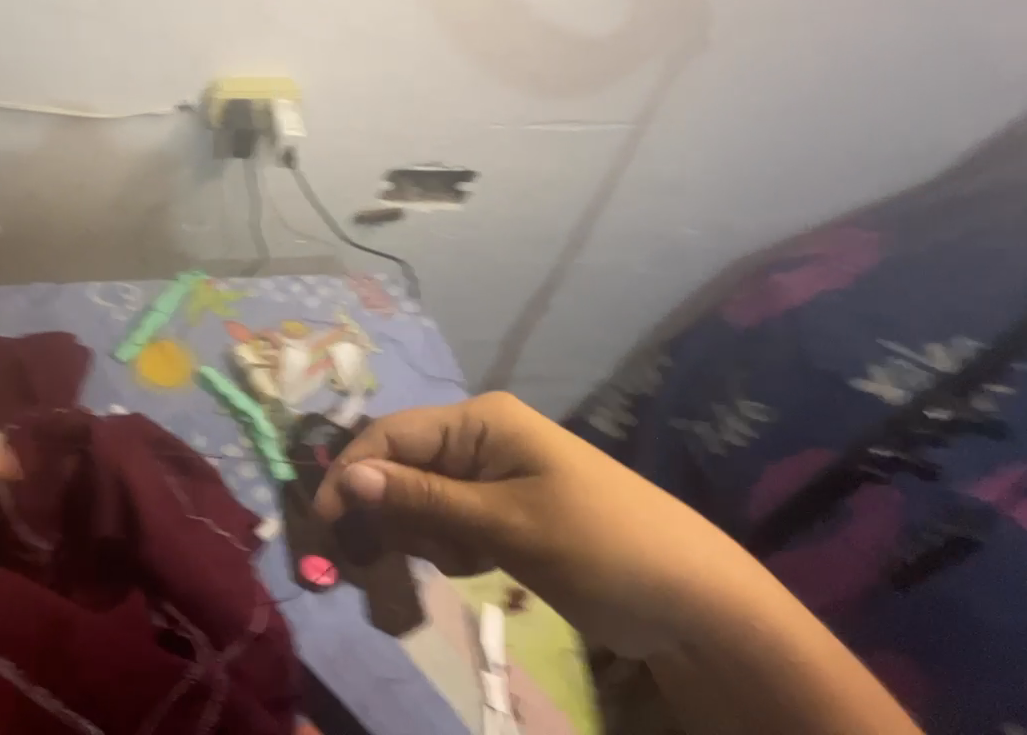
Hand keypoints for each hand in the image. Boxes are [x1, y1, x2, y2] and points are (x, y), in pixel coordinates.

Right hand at [313, 392, 777, 656]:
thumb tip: (345, 478)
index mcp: (480, 420)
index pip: (391, 435)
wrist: (700, 607)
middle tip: (416, 555)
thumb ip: (422, 499)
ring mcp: (492, 474)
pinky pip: (447, 519)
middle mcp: (480, 438)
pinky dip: (449, 544)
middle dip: (395, 511)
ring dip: (426, 533)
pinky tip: (480, 564)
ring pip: (420, 498)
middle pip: (401, 466)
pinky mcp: (503, 509)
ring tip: (467, 561)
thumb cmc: (603, 547)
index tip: (326, 523)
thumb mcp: (506, 524)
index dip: (353, 474)